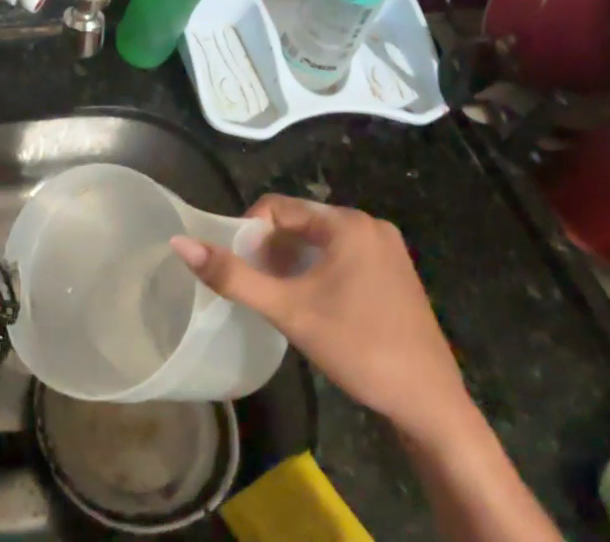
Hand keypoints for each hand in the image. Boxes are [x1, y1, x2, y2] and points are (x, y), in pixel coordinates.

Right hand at [170, 195, 473, 443]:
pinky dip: (317, 271)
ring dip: (291, 262)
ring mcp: (387, 250)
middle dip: (270, 249)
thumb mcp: (288, 310)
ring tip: (280, 298)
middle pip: (298, 222)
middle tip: (258, 287)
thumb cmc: (358, 348)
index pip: (277, 207)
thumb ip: (233, 275)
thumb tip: (179, 243)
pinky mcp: (394, 274)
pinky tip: (312, 305)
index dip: (248, 233)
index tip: (240, 270)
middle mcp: (370, 226)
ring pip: (318, 241)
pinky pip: (341, 256)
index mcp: (348, 224)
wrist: (429, 403)